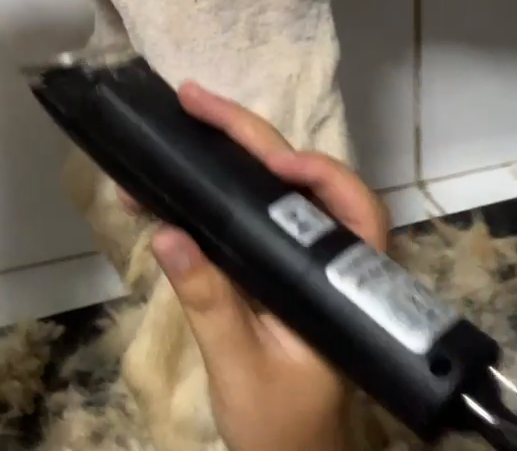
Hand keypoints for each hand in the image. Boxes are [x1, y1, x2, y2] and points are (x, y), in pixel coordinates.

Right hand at [128, 83, 390, 450]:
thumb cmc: (281, 428)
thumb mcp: (240, 367)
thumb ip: (209, 302)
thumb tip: (168, 234)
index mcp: (340, 286)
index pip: (352, 210)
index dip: (319, 173)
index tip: (272, 162)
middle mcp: (322, 262)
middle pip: (297, 180)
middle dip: (247, 133)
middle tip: (192, 99)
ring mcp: (292, 262)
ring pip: (267, 188)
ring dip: (223, 150)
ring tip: (177, 119)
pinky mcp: (263, 268)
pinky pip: (239, 215)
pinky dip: (204, 189)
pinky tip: (164, 182)